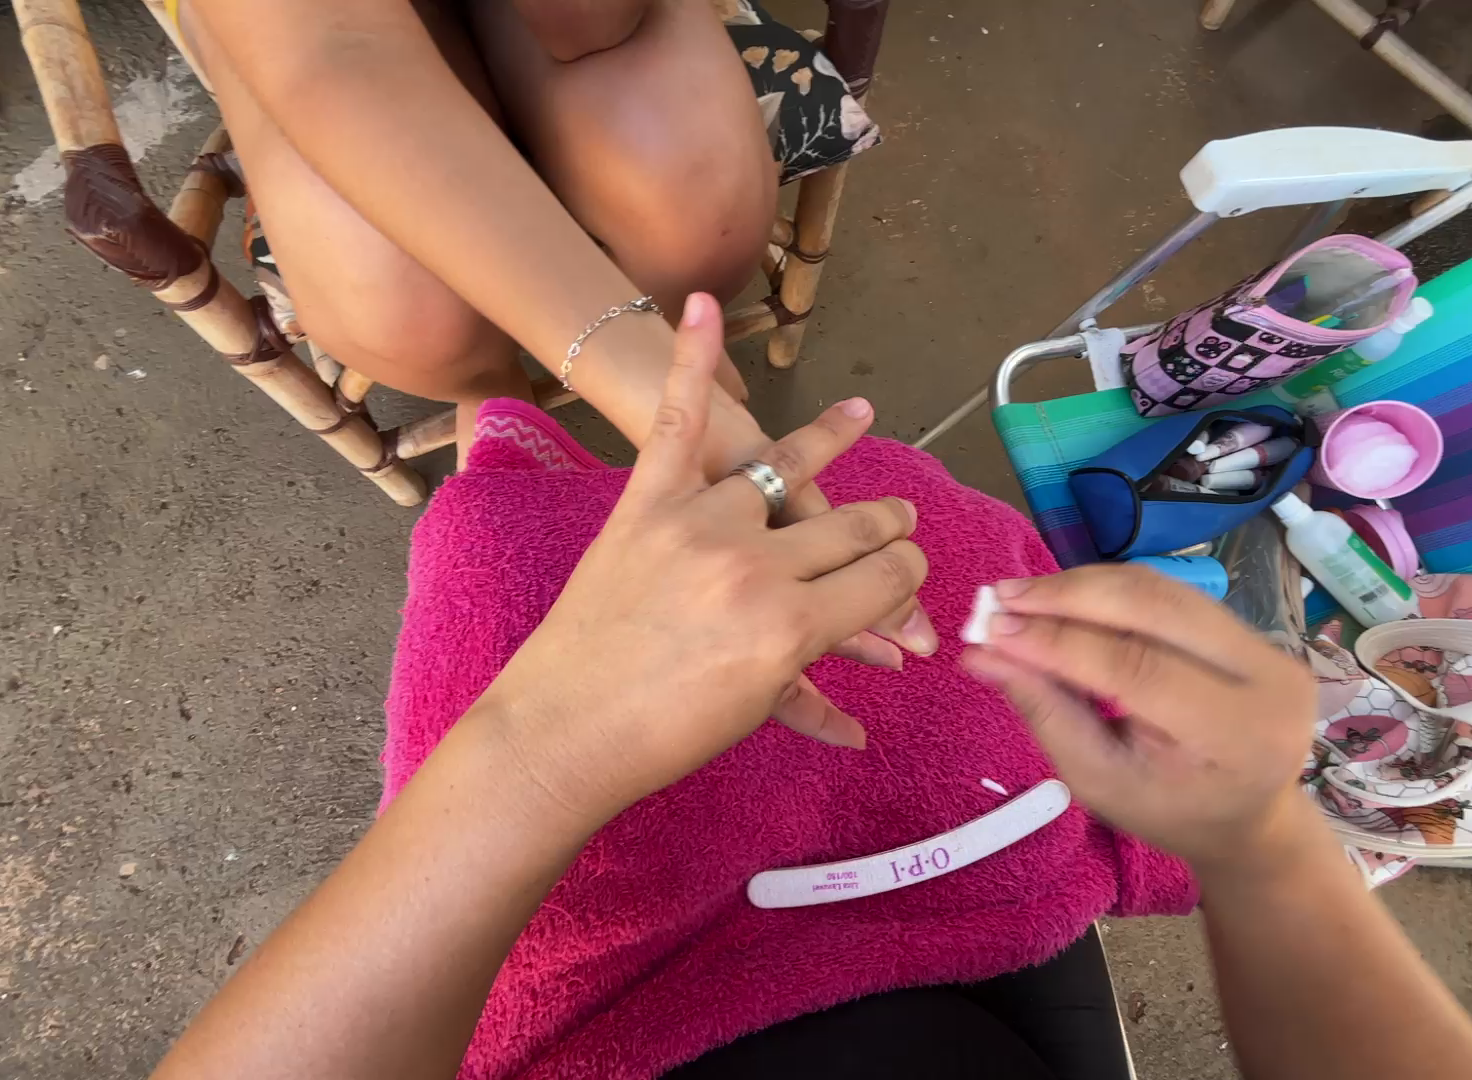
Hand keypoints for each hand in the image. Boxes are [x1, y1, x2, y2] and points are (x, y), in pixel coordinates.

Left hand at [470, 293, 928, 822]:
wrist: (561, 730)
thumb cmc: (664, 737)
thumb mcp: (752, 712)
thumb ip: (814, 700)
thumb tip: (862, 729)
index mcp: (795, 628)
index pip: (886, 577)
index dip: (909, 572)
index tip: (910, 566)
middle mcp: (760, 567)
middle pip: (853, 527)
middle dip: (889, 523)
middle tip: (900, 516)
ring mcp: (701, 525)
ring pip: (788, 469)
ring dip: (833, 441)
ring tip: (861, 415)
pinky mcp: (647, 503)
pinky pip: (676, 423)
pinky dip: (689, 362)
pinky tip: (702, 306)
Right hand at [960, 565, 1317, 873]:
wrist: (1246, 816)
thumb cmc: (1164, 808)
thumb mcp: (1095, 777)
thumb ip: (1042, 710)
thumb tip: (979, 654)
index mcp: (1237, 733)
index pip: (1136, 668)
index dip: (1056, 641)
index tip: (992, 629)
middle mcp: (1266, 675)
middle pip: (1154, 608)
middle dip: (1066, 596)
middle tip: (1000, 597)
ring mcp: (1265, 644)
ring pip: (1157, 588)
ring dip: (1079, 585)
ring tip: (1018, 595)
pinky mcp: (1247, 627)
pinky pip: (1165, 591)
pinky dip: (1102, 588)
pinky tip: (1058, 597)